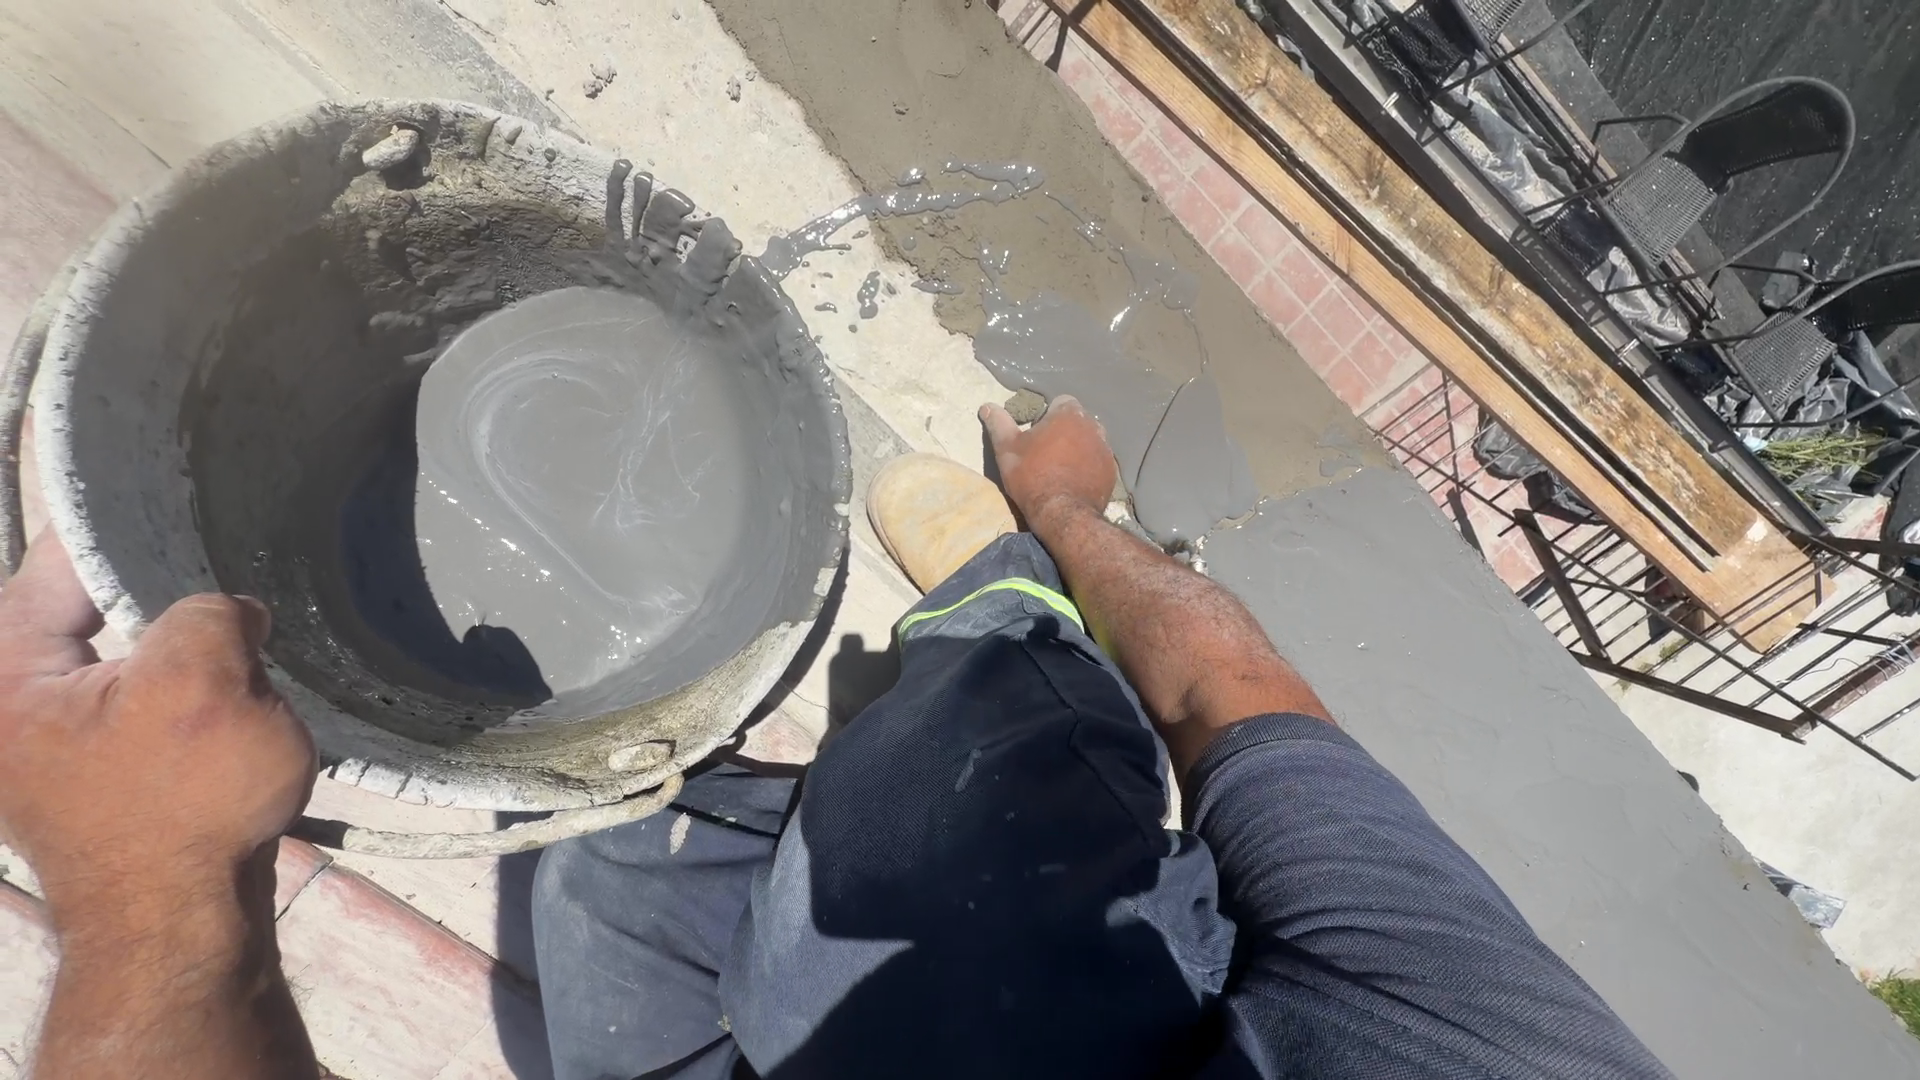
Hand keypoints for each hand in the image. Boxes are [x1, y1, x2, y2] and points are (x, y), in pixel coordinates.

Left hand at [0, 531, 314, 928]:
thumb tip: (227, 609)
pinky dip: (191, 677)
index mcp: (1, 678)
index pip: (50, 572)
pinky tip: (240, 676)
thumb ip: (207, 616)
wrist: (183, 909)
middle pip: (88, 612)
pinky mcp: (101, 763)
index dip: (118, 532)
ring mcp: (53, 739)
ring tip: (246, 624)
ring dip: (186, 640)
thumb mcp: (203, 684)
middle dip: (164, 592)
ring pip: (127, 653)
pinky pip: (146, 691)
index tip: (183, 499)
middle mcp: (9, 704)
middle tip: (233, 571)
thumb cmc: (181, 794)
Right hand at [979, 395, 1118, 532]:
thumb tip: (987, 406)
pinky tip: (1074, 481)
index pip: (1061, 402)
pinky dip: (1088, 467)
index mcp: (1068, 415)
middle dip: (1065, 431)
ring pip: (1090, 441)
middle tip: (1047, 451)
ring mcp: (1105, 450)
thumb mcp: (1007, 449)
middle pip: (1078, 421)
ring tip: (1061, 468)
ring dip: (1078, 448)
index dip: (1048, 415)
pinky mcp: (1111, 472)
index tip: (1037, 433)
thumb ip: (998, 423)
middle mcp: (1093, 426)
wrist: (1062, 514)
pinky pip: (1098, 462)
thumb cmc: (1032, 476)